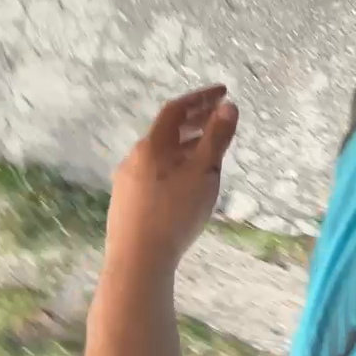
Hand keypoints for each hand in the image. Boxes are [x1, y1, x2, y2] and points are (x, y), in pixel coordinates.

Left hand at [104, 85, 238, 280]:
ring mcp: (127, 181)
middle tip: (219, 116)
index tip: (224, 92)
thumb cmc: (175, 211)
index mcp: (152, 146)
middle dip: (195, 119)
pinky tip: (187, 179)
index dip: (201, 97)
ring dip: (186, 142)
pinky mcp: (126, 202)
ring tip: (209, 149)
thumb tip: (228, 105)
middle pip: (167, 129)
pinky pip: (155, 169)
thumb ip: (217, 136)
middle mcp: (134, 158)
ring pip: (161, 152)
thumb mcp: (204, 170)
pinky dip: (176, 161)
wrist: (137, 263)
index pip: (176, 109)